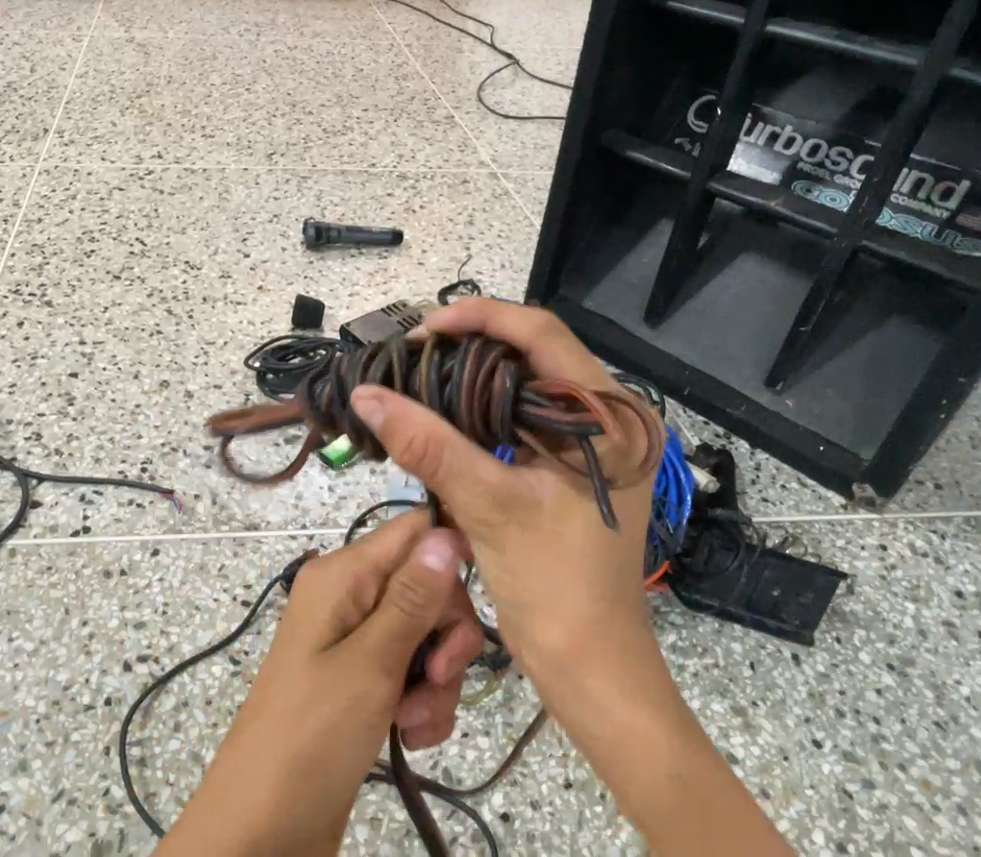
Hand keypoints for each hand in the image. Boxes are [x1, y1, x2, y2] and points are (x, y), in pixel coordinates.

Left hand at [159, 513, 482, 855]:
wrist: (265, 829)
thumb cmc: (311, 736)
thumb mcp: (369, 664)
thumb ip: (412, 599)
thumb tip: (446, 532)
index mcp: (342, 574)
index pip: (413, 531)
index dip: (451, 557)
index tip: (471, 604)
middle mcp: (350, 597)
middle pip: (429, 587)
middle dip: (445, 635)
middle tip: (435, 677)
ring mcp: (357, 642)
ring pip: (428, 637)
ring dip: (436, 681)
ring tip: (412, 720)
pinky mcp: (365, 682)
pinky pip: (415, 674)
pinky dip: (422, 704)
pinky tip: (410, 735)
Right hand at [347, 300, 659, 691]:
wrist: (589, 662)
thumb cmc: (554, 586)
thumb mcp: (488, 506)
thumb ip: (428, 445)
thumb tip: (368, 394)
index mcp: (612, 416)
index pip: (543, 334)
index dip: (482, 318)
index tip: (424, 330)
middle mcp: (613, 417)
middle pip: (535, 354)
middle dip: (472, 348)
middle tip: (412, 357)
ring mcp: (596, 443)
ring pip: (528, 387)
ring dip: (476, 381)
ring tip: (420, 379)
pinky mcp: (576, 466)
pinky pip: (526, 420)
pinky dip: (486, 414)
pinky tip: (445, 417)